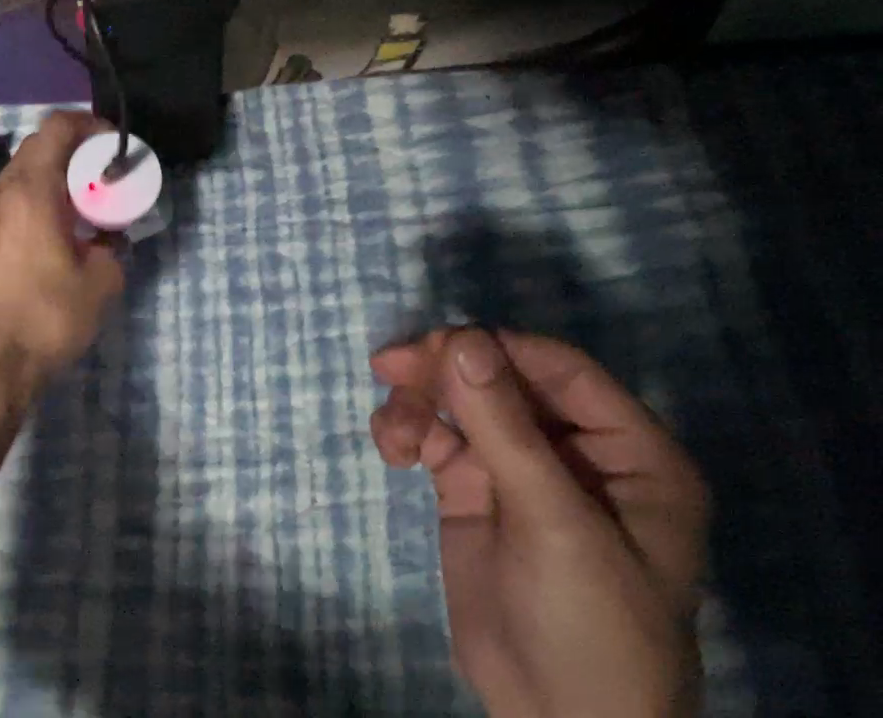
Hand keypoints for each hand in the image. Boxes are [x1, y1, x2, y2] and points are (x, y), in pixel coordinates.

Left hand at [0, 111, 124, 393]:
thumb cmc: (50, 316)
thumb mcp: (103, 279)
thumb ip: (113, 243)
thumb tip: (110, 233)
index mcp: (31, 190)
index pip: (57, 127)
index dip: (91, 125)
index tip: (117, 146)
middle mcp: (2, 192)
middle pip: (38, 145)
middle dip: (76, 148)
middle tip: (107, 172)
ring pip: (23, 170)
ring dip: (56, 173)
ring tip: (88, 200)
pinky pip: (13, 196)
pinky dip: (40, 194)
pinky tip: (63, 225)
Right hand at [369, 328, 708, 717]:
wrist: (556, 712)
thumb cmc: (589, 617)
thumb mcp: (553, 520)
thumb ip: (504, 427)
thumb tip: (458, 338)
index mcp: (629, 452)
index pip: (559, 369)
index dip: (496, 349)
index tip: (430, 348)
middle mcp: (574, 451)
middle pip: (500, 378)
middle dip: (443, 371)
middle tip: (388, 368)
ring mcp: (519, 471)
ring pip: (459, 404)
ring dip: (418, 404)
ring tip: (392, 434)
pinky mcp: (472, 492)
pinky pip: (435, 439)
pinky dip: (407, 433)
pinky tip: (392, 452)